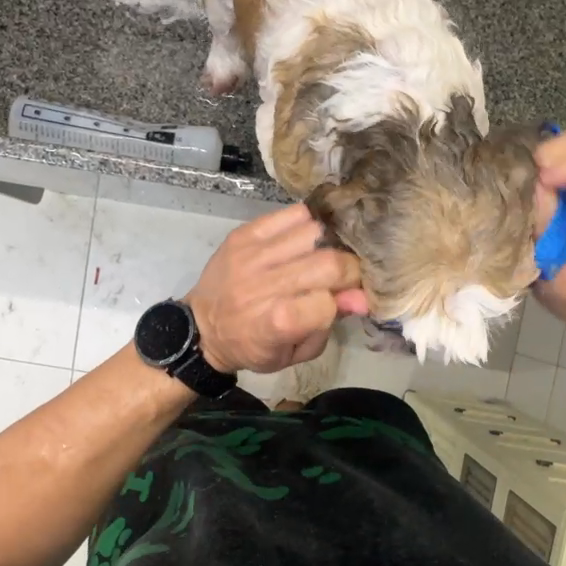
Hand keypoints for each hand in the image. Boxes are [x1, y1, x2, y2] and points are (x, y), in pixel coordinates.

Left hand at [186, 204, 369, 373]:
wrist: (203, 327)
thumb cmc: (253, 346)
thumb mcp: (293, 352)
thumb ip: (328, 327)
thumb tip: (362, 298)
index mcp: (273, 324)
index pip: (325, 303)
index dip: (341, 301)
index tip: (341, 302)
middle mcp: (262, 286)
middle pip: (327, 264)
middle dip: (347, 271)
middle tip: (342, 279)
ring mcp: (252, 255)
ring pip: (314, 233)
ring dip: (326, 246)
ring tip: (318, 258)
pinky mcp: (244, 234)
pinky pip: (292, 213)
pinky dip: (307, 225)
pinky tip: (303, 241)